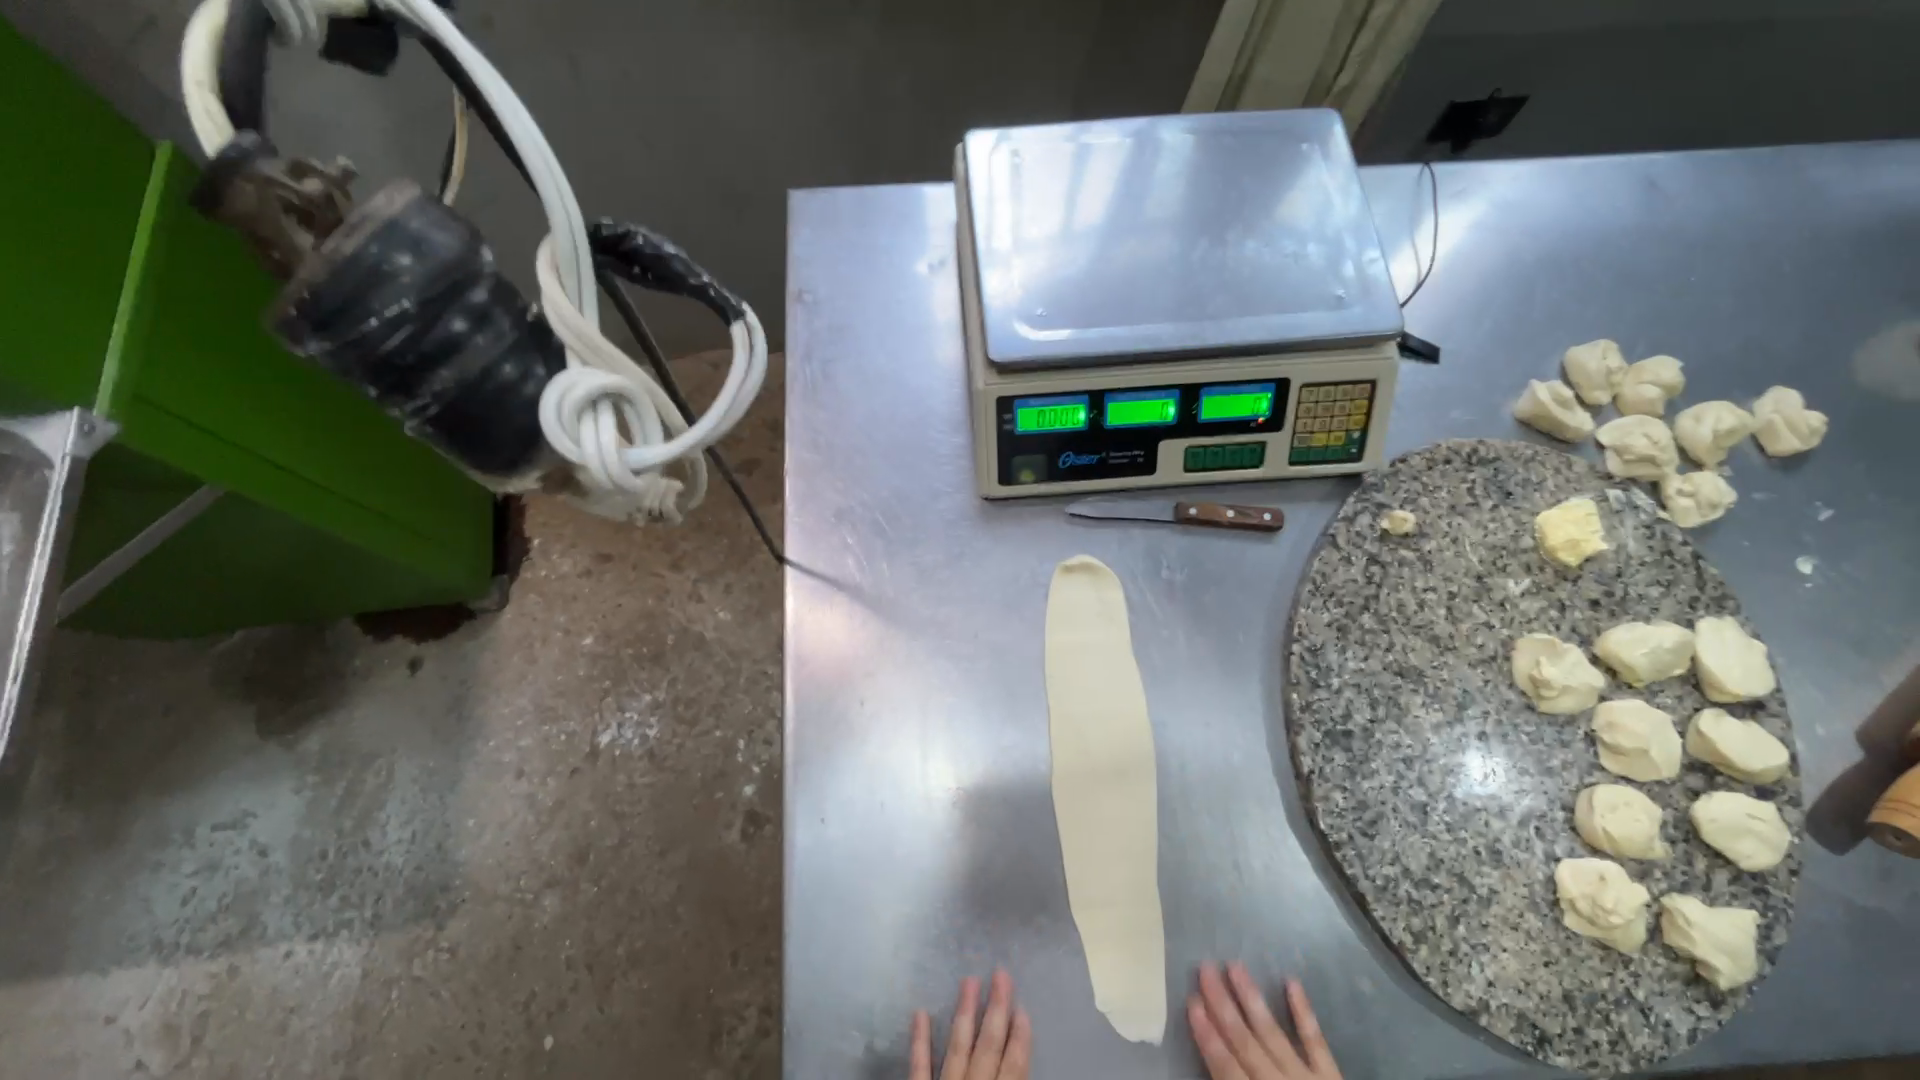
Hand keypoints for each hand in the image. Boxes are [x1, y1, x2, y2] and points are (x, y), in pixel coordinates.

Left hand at [910, 969, 1031, 1079]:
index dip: (1020, 1038)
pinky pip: (919, 1068)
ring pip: (957, 1048)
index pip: (1014, 1067)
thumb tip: (1018, 1060)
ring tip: (969, 980)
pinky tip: (920, 1013)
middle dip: (996, 1010)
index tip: (1022, 1006)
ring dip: (965, 1013)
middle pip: (988, 1047)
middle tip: (1001, 974)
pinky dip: (920, 1041)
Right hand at [1189, 962, 1341, 1079]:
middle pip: (1245, 1042)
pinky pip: (1316, 1043)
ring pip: (1274, 1035)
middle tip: (1205, 968)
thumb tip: (1212, 1076)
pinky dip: (1304, 1013)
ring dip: (1252, 1000)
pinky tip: (1291, 983)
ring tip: (1235, 966)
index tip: (1191, 1001)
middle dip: (1222, 1005)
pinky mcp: (1333, 1078)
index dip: (1207, 1036)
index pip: (1226, 1068)